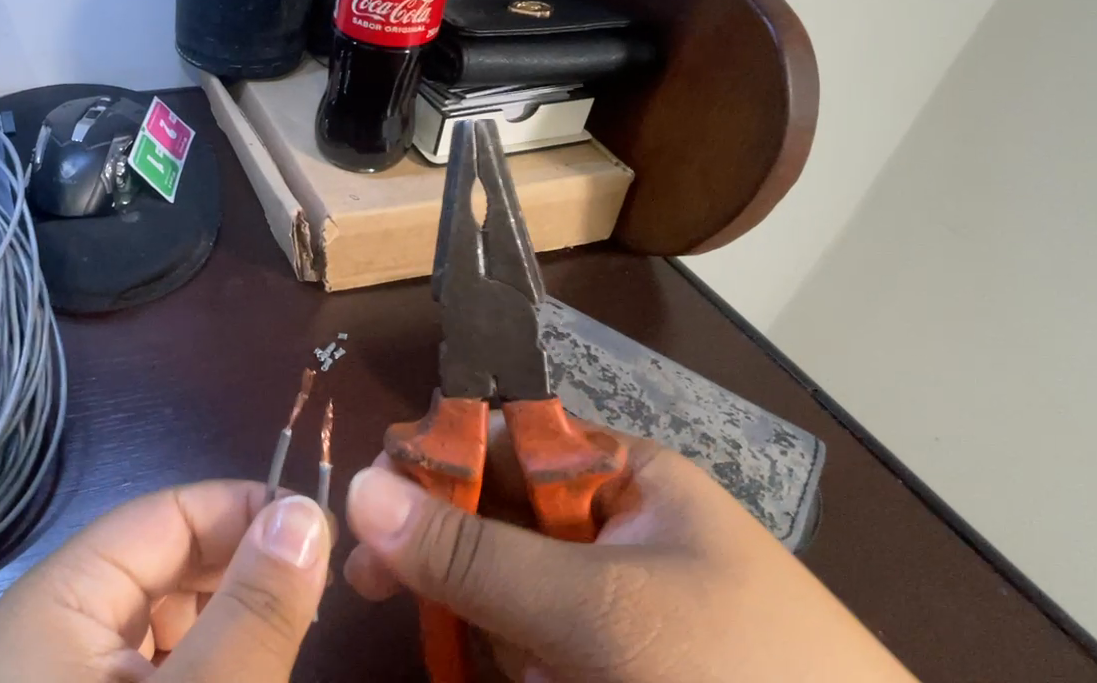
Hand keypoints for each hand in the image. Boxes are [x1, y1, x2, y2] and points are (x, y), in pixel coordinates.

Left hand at [0, 480, 331, 682]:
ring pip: (166, 619)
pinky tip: (243, 671)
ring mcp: (62, 675)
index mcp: (59, 593)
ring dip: (229, 620)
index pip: (167, 513)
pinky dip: (202, 662)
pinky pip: (150, 663)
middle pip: (166, 563)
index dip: (247, 511)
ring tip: (288, 636)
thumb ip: (250, 613)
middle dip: (243, 568)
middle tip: (319, 597)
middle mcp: (55, 622)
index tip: (324, 534)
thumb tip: (306, 510)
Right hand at [344, 420, 919, 682]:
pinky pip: (540, 642)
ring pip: (512, 584)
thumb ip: (473, 553)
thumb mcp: (596, 613)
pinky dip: (516, 660)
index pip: (503, 438)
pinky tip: (520, 681)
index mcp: (626, 475)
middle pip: (500, 512)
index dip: (432, 461)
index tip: (368, 506)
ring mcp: (622, 601)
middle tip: (372, 585)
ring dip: (479, 614)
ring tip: (479, 660)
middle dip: (442, 548)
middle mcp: (619, 525)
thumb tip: (357, 490)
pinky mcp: (620, 662)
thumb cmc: (739, 680)